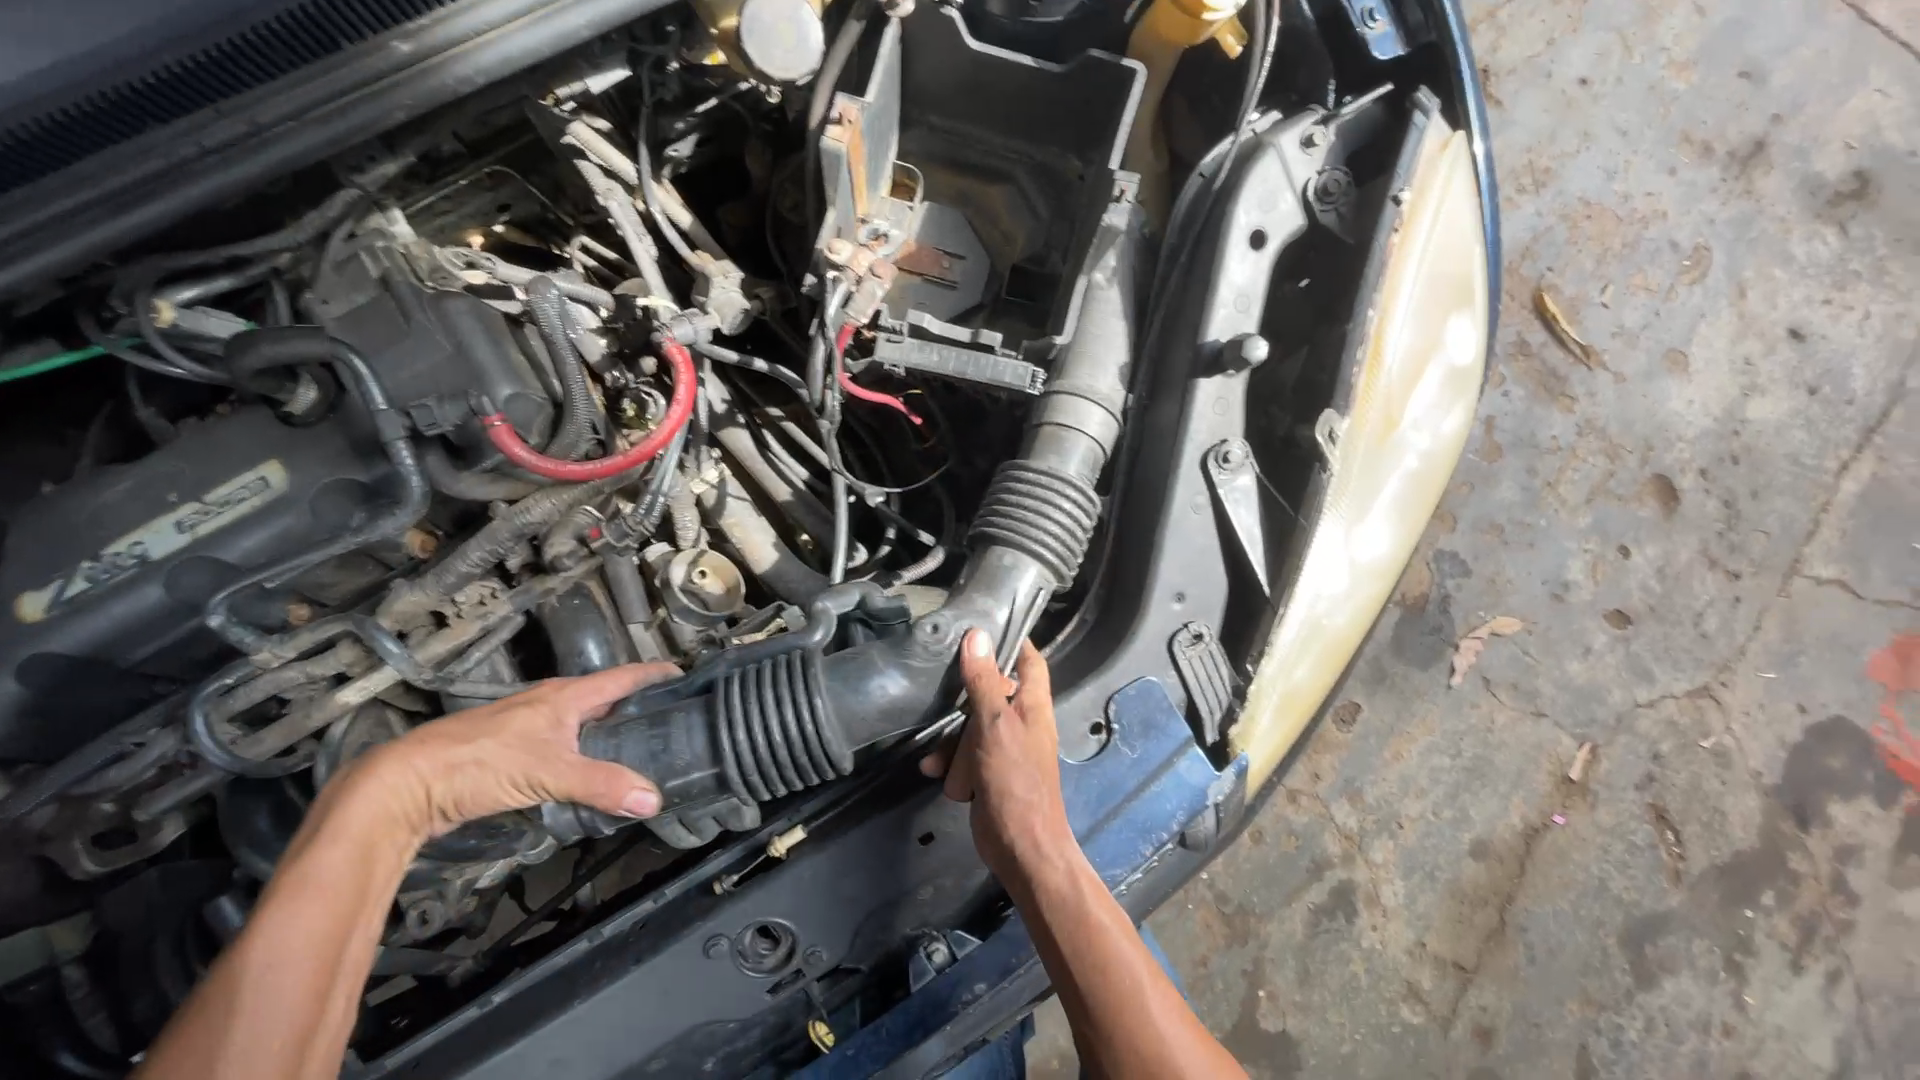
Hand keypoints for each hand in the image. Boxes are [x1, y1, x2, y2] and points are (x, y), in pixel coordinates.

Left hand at [350, 663, 679, 840]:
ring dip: (611, 733)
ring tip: (643, 751)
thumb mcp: (550, 772)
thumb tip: (654, 800)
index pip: (623, 676)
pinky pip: (565, 748)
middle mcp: (550, 704)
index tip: (687, 677)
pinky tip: (594, 776)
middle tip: (674, 721)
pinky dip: (587, 756)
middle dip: (639, 706)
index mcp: (565, 696)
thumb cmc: (481, 762)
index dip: (656, 675)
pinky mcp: (513, 753)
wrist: (408, 784)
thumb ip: (603, 785)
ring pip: (584, 724)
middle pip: (606, 699)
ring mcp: (530, 728)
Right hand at [920, 630, 1073, 880]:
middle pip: (990, 693)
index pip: (1030, 661)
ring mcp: (1004, 750)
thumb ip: (983, 682)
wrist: (1022, 849)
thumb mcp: (995, 726)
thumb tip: (977, 635)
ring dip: (951, 742)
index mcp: (1033, 706)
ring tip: (939, 757)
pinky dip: (951, 765)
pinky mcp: (988, 774)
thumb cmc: (1015, 782)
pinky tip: (935, 773)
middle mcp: (1021, 723)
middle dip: (963, 700)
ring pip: (970, 727)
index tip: (985, 627)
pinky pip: (964, 757)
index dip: (1014, 642)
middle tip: (938, 689)